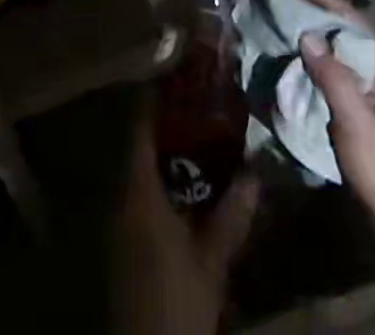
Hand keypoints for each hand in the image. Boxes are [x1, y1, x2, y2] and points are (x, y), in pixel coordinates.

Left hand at [114, 96, 260, 334]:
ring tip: (200, 135)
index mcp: (139, 192)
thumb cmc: (179, 299)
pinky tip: (189, 183)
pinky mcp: (126, 234)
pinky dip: (163, 178)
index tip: (173, 75)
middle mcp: (123, 194)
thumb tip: (254, 172)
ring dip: (166, 152)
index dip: (153, 102)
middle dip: (166, 125)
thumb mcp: (212, 259)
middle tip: (197, 103)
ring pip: (142, 168)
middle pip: (141, 147)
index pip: (140, 132)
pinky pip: (142, 190)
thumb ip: (233, 213)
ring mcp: (121, 215)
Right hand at [290, 0, 374, 243]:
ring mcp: (362, 89)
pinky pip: (325, 67)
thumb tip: (307, 36)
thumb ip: (335, 79)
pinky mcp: (350, 103)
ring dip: (308, 28)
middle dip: (314, 7)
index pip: (353, 24)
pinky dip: (306, 53)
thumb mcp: (356, 123)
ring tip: (279, 14)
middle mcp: (373, 74)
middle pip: (342, 31)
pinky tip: (287, 50)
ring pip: (333, 48)